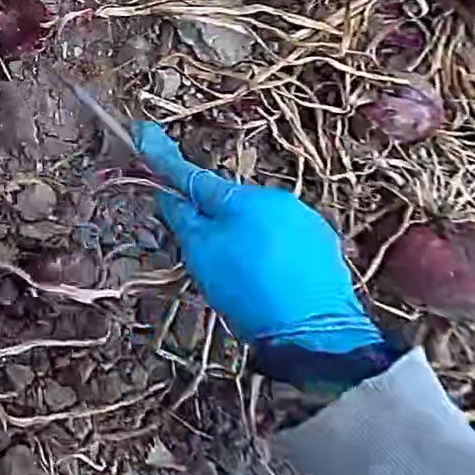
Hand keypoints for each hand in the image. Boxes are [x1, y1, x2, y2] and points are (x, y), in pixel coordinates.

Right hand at [133, 122, 380, 354]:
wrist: (314, 334)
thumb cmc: (247, 288)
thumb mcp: (202, 254)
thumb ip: (185, 219)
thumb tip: (170, 196)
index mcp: (243, 197)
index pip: (197, 179)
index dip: (170, 167)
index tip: (149, 140)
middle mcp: (277, 199)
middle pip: (231, 203)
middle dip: (216, 218)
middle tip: (206, 252)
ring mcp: (306, 221)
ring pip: (260, 221)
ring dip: (246, 235)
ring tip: (242, 276)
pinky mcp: (326, 246)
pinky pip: (286, 239)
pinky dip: (273, 251)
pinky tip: (270, 279)